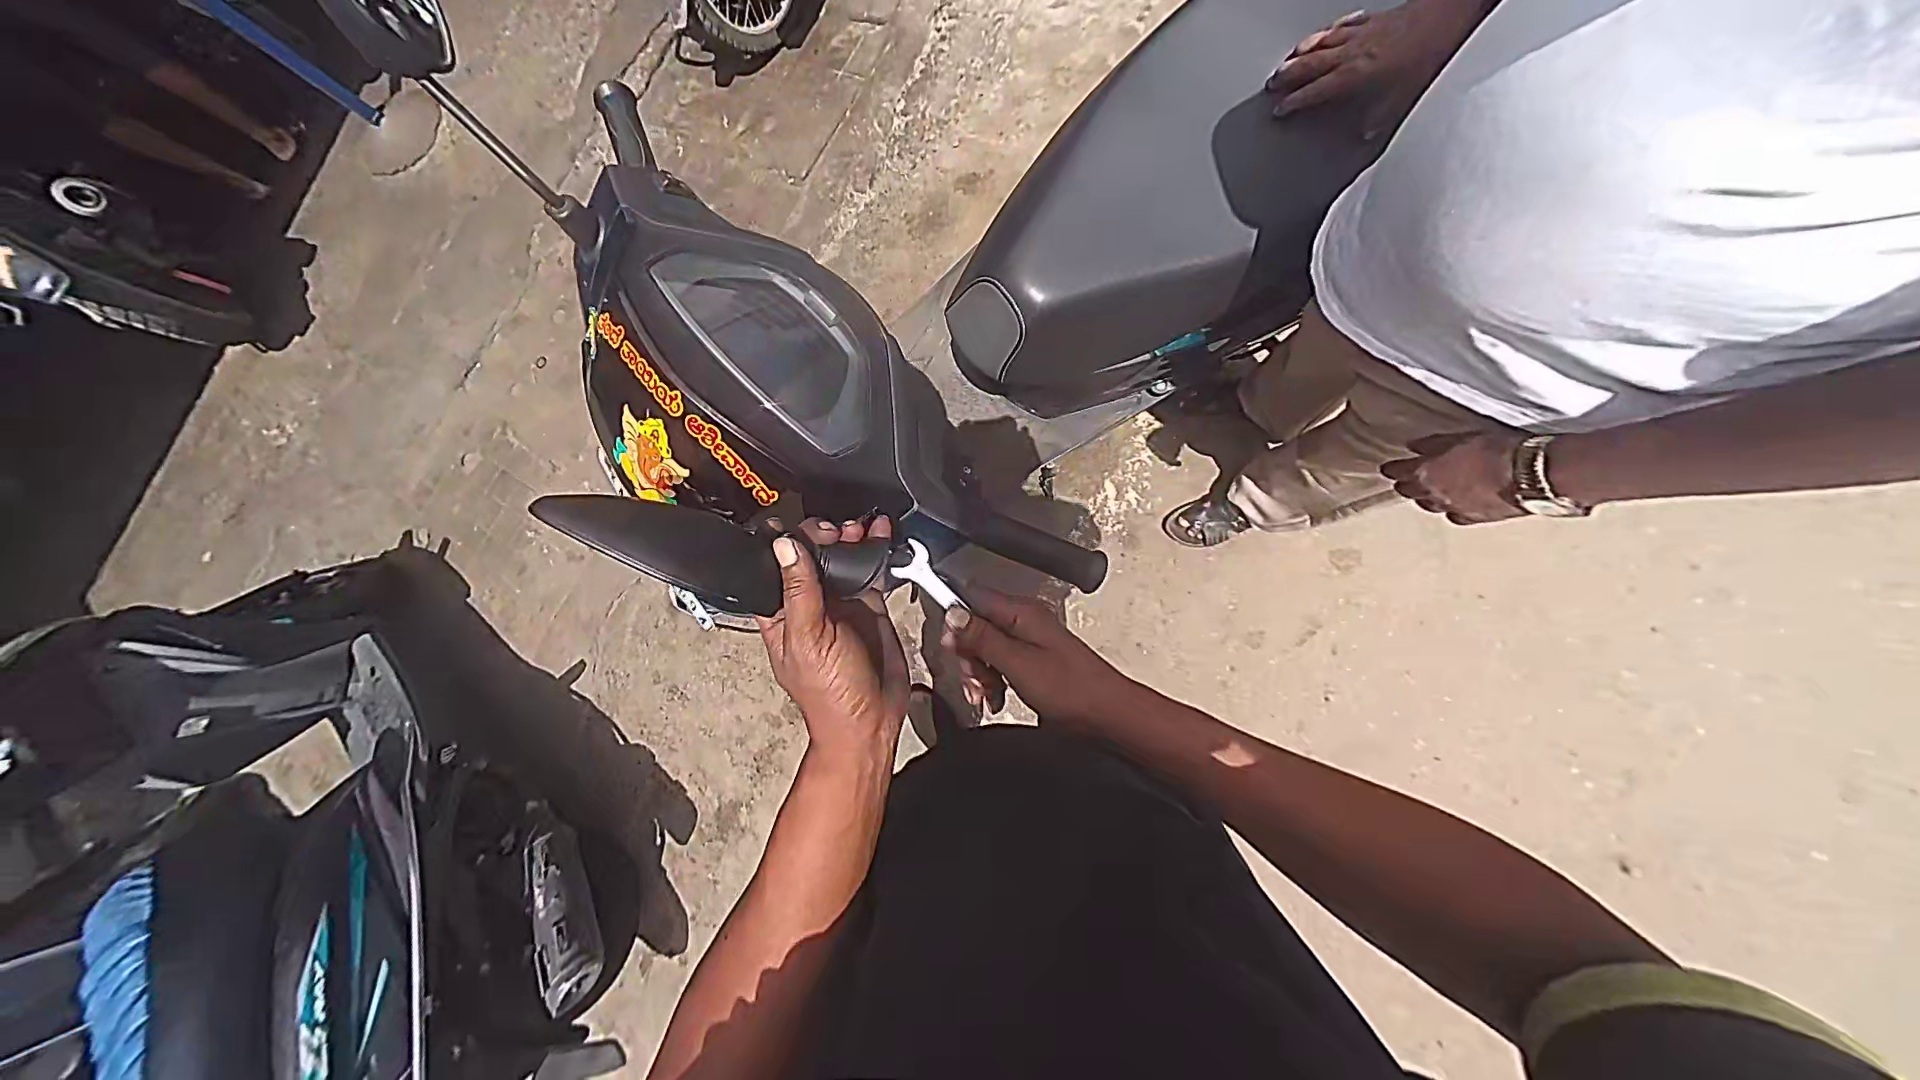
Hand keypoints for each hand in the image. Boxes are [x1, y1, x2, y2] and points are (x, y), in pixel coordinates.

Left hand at [757, 517, 908, 756]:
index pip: (775, 566)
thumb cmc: (829, 693)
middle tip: (835, 530)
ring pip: (842, 559)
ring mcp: (841, 603)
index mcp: (782, 612)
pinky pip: (871, 571)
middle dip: (823, 535)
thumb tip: (785, 546)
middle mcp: (810, 604)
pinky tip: (879, 534)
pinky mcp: (870, 605)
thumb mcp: (808, 639)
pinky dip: (876, 551)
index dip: (784, 542)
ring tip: (860, 528)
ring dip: (850, 538)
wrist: (872, 718)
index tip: (797, 526)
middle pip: (812, 556)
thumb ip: (800, 591)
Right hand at [938, 587, 1140, 733]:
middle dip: (968, 656)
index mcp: (1022, 612)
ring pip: (984, 649)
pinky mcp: (1030, 664)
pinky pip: (998, 665)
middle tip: (976, 679)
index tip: (951, 647)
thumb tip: (953, 614)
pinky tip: (996, 698)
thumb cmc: (1073, 689)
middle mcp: (1024, 622)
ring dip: (979, 673)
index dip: (955, 621)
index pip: (972, 598)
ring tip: (986, 694)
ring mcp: (1027, 643)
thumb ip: (983, 637)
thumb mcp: (1018, 663)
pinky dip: (992, 682)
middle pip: (975, 627)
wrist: (1106, 716)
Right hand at [1267, 0, 1486, 136]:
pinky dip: (1331, 30)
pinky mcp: (1381, 17)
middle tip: (1272, 85)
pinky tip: (1328, 32)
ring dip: (1302, 52)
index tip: (1279, 111)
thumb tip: (1365, 134)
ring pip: (1323, 42)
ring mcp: (1365, 31)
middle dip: (1287, 76)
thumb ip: (1378, 120)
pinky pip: (1346, 24)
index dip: (1293, 104)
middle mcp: (1353, 52)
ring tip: (1289, 60)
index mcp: (1353, 76)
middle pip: (1309, 65)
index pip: (1312, 93)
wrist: (1461, 12)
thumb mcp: (1403, 102)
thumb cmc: (1434, 54)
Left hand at [1381, 432, 1526, 523]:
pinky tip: (1454, 508)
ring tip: (1427, 493)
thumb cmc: (1497, 449)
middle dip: (1406, 485)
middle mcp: (1433, 493)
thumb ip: (1434, 444)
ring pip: (1429, 505)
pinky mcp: (1474, 518)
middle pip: (1410, 491)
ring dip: (1426, 498)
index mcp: (1426, 472)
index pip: (1398, 472)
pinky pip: (1454, 516)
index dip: (1392, 469)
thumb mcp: (1462, 438)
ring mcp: (1452, 508)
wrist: (1532, 475)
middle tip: (1405, 480)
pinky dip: (1451, 510)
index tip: (1387, 468)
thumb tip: (1413, 446)